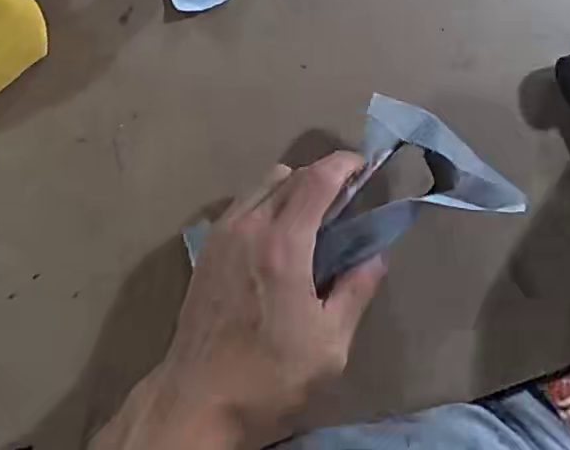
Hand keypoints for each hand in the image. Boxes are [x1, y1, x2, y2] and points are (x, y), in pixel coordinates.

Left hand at [93, 153, 388, 449]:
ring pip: (265, 182)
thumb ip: (357, 291)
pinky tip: (277, 234)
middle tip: (344, 197)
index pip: (318, 178)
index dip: (344, 163)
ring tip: (311, 214)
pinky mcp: (208, 247)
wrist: (192, 407)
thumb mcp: (329, 345)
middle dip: (323, 175)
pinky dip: (268, 200)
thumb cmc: (267, 378)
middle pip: (292, 174)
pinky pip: (245, 201)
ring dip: (294, 185)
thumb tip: (377, 256)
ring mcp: (224, 233)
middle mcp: (250, 226)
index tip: (363, 167)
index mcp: (283, 244)